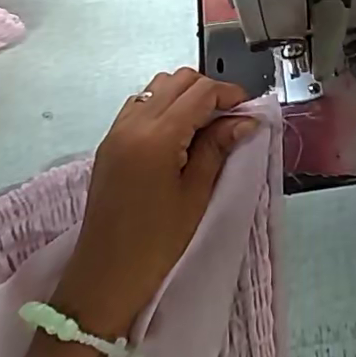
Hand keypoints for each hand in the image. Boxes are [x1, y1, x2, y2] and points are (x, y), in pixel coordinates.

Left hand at [52, 68, 252, 333]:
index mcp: (157, 137)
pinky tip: (180, 133)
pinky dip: (165, 106)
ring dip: (186, 95)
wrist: (105, 276)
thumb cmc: (157, 242)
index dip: (230, 95)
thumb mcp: (196, 193)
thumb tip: (245, 120)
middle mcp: (133, 123)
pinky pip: (141, 104)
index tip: (250, 111)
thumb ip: (218, 147)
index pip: (201, 92)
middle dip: (209, 91)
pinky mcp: (110, 142)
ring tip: (207, 126)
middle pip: (179, 80)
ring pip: (158, 87)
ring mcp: (117, 130)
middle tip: (231, 119)